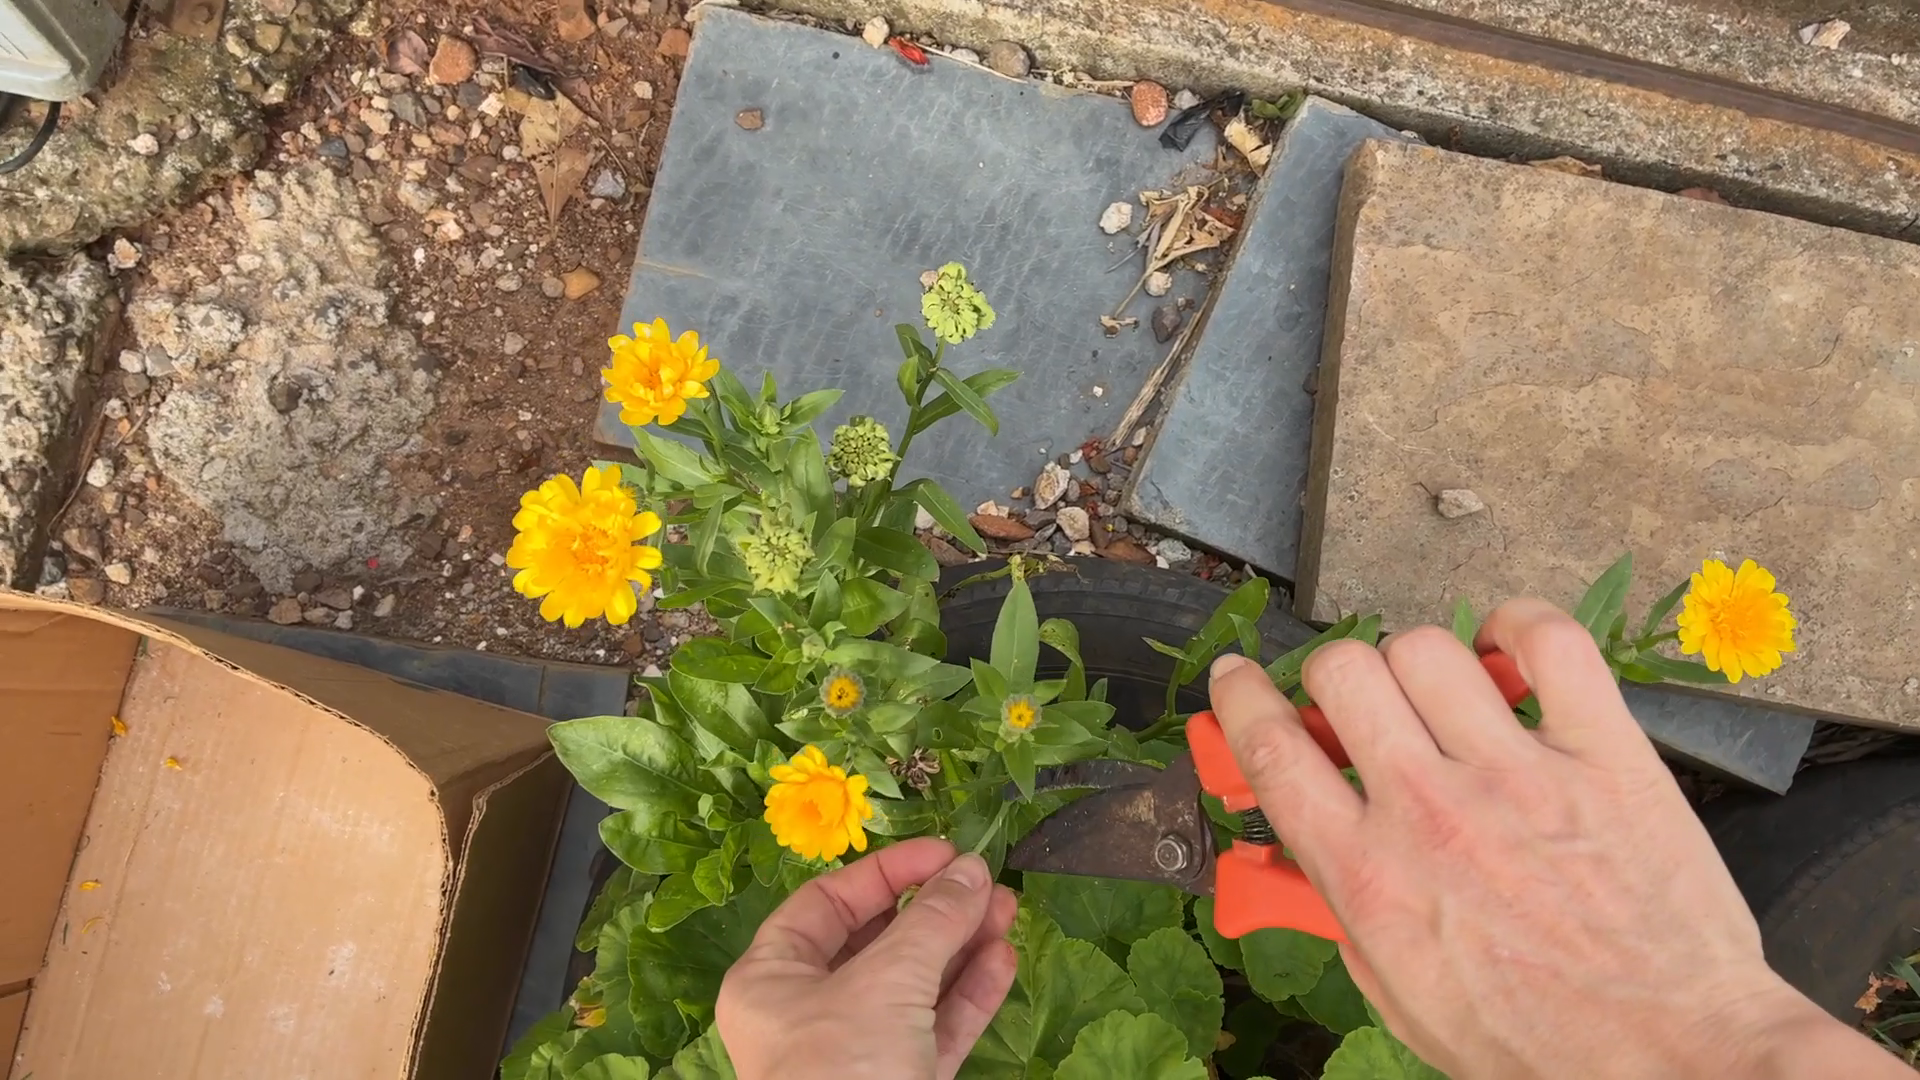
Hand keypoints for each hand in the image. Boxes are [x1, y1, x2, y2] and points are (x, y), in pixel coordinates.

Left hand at [717, 836, 1018, 1079]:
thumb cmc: (846, 1070)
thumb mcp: (887, 981)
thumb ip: (932, 918)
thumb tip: (971, 868)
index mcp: (776, 979)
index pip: (832, 901)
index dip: (890, 871)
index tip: (944, 852)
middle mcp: (812, 1012)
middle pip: (880, 939)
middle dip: (937, 908)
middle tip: (985, 880)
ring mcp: (858, 1053)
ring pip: (915, 982)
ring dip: (962, 944)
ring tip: (1009, 908)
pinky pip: (935, 1028)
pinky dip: (969, 994)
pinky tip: (1003, 960)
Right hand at [1207, 599, 1901, 1079]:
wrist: (1680, 1069)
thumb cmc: (1523, 1038)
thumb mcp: (1387, 984)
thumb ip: (1333, 897)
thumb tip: (1298, 832)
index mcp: (1366, 869)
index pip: (1269, 747)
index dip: (1237, 695)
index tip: (1234, 675)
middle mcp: (1428, 810)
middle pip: (1342, 672)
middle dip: (1331, 675)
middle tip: (1355, 704)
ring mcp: (1518, 778)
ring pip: (1425, 650)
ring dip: (1412, 662)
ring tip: (1434, 694)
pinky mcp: (1606, 761)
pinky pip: (1551, 646)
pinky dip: (1518, 628)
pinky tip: (1504, 653)